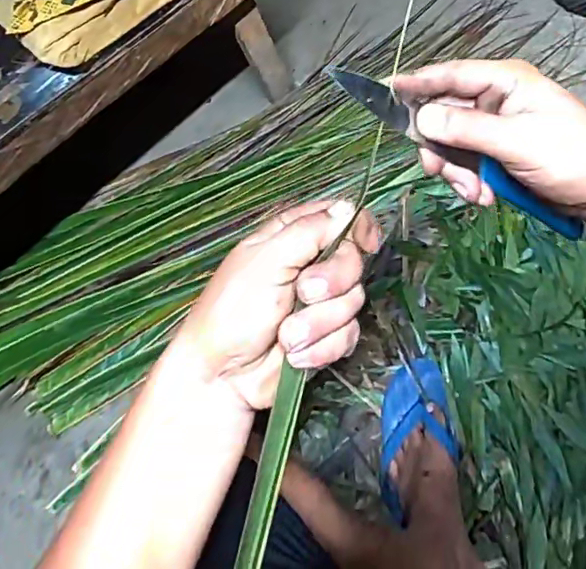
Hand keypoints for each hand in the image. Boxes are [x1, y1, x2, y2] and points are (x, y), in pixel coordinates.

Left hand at [167, 200, 380, 410]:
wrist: (222, 376)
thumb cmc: (233, 310)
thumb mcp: (266, 259)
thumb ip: (309, 231)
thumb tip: (347, 208)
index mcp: (294, 235)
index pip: (340, 217)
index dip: (356, 228)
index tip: (364, 243)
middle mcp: (311, 264)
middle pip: (353, 259)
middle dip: (332, 280)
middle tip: (303, 293)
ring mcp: (321, 302)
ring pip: (353, 301)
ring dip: (318, 322)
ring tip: (287, 334)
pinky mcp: (327, 337)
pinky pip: (348, 335)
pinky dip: (321, 347)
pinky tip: (296, 354)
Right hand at [391, 59, 585, 221]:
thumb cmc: (572, 156)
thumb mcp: (517, 142)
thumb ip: (466, 129)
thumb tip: (420, 117)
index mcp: (505, 81)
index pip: (451, 74)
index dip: (417, 82)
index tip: (385, 91)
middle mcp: (496, 99)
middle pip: (444, 114)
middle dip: (440, 147)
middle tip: (441, 172)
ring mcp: (497, 126)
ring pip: (451, 143)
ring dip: (456, 170)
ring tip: (475, 192)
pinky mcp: (499, 152)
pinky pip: (466, 162)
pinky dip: (469, 180)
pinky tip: (484, 197)